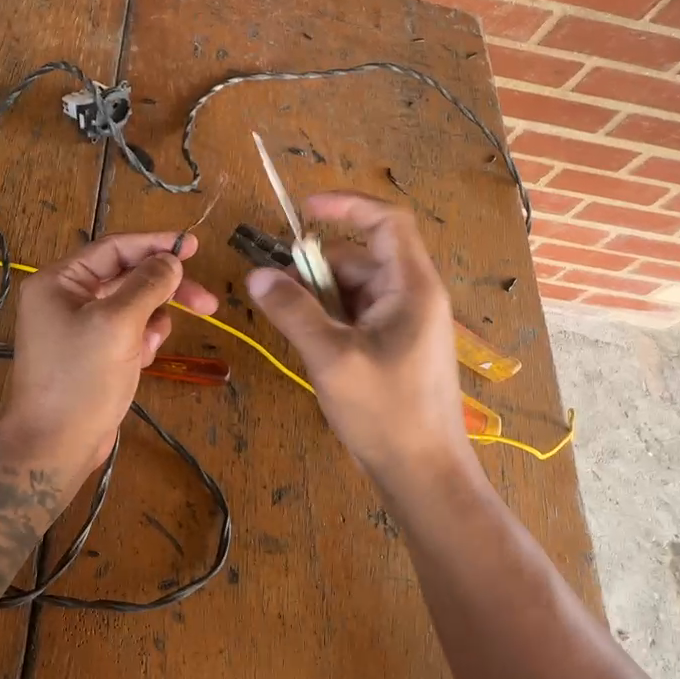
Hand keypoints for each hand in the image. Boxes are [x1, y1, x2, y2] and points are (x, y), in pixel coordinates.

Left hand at [2, 232, 219, 473]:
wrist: (55, 445)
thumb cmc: (81, 378)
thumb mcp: (117, 324)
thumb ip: (147, 285)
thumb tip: (170, 260)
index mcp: (58, 282)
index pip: (113, 249)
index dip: (154, 245)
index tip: (193, 246)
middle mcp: (64, 299)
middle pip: (126, 277)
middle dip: (164, 290)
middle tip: (207, 302)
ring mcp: (77, 328)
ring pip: (131, 307)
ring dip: (151, 321)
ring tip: (150, 345)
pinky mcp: (91, 354)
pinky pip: (126, 333)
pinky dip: (141, 341)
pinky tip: (142, 360)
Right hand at [245, 192, 472, 500]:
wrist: (422, 472)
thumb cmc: (385, 411)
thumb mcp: (331, 358)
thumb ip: (293, 311)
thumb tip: (257, 276)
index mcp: (411, 287)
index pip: (386, 222)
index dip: (347, 206)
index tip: (303, 211)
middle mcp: (411, 296)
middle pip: (358, 258)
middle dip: (315, 269)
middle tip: (275, 293)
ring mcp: (403, 322)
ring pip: (352, 289)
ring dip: (318, 299)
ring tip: (295, 330)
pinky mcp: (393, 345)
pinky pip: (355, 315)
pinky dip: (329, 321)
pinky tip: (312, 347)